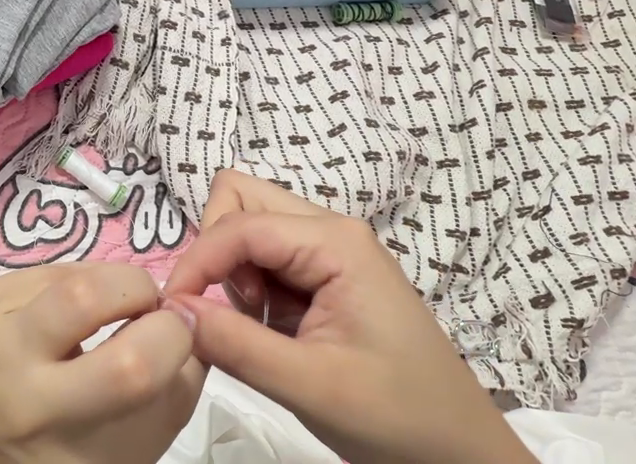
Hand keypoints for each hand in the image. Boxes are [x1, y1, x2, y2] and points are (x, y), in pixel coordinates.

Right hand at [0, 262, 205, 463]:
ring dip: (179, 360)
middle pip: (137, 372)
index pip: (83, 302)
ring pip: (168, 406)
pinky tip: (143, 374)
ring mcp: (82, 460)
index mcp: (11, 351)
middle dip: (170, 327)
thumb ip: (65, 281)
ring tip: (150, 339)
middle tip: (161, 310)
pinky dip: (171, 391)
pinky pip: (165, 430)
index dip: (126, 280)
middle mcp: (48, 413)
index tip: (131, 282)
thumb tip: (132, 283)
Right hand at [163, 169, 535, 463]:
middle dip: (215, 248)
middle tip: (228, 309)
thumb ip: (236, 344)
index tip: (172, 311)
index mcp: (335, 242)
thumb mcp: (311, 388)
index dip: (197, 261)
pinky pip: (265, 255)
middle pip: (240, 198)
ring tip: (258, 325)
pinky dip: (249, 285)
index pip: (239, 225)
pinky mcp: (325, 274)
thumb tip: (171, 309)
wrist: (464, 460)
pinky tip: (273, 330)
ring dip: (232, 268)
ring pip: (248, 224)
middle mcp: (330, 229)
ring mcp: (330, 249)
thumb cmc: (398, 421)